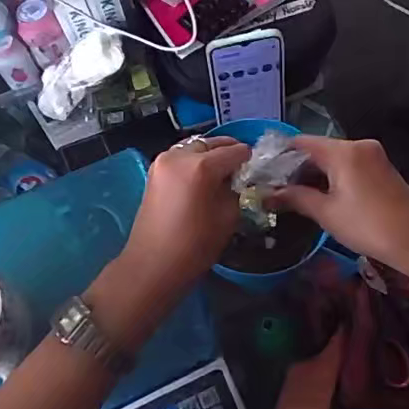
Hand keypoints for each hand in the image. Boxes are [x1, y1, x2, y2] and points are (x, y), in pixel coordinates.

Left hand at [89, 137, 249, 348]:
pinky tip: (202, 179)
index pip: (235, 151)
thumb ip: (236, 191)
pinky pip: (180, 157)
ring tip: (221, 175)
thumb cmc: (194, 246)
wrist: (152, 265)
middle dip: (228, 153)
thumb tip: (238, 181)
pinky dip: (193, 161)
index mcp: (201, 166)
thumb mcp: (228, 217)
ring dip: (209, 155)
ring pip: (194, 147)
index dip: (249, 160)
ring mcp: (162, 161)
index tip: (256, 171)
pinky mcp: (153, 171)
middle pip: (212, 143)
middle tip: (240, 170)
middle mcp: (179, 156)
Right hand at [269, 136, 408, 276]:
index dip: (279, 156)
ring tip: (292, 195)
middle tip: (274, 188)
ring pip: (333, 159)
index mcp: (343, 151)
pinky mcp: (382, 169)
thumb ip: (295, 198)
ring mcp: (374, 157)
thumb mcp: (326, 213)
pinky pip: (348, 166)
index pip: (301, 143)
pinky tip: (320, 196)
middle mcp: (359, 146)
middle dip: (296, 168)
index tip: (263, 173)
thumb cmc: (368, 225)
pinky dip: (332, 177)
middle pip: (318, 149)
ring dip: (314, 174)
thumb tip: (267, 195)